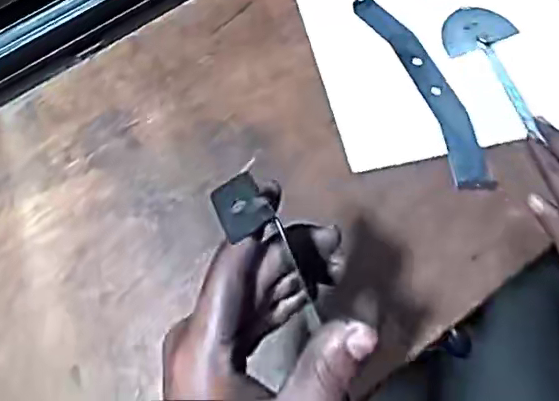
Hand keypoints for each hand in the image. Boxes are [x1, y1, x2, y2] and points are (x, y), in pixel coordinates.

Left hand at [163, 225, 373, 400]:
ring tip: (329, 270)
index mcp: (201, 341)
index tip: (273, 188)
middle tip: (335, 247)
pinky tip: (303, 295)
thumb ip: (325, 371)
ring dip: (288, 278)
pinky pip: (243, 318)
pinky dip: (274, 304)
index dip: (252, 217)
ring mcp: (197, 350)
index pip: (230, 258)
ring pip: (246, 295)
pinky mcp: (207, 363)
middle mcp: (192, 336)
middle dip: (291, 254)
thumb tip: (366, 324)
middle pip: (246, 274)